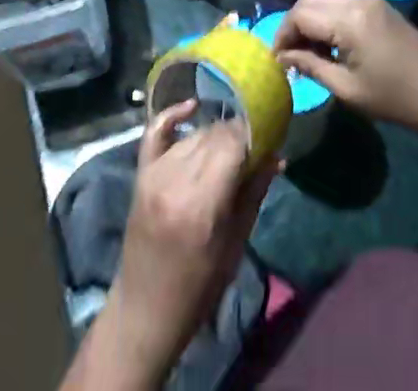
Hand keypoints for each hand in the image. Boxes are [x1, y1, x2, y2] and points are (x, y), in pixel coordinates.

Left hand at [107, 101, 277, 371]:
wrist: (146, 310)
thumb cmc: (200, 284)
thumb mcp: (236, 243)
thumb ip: (255, 192)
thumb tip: (276, 154)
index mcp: (202, 202)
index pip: (234, 144)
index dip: (256, 132)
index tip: (274, 130)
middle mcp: (175, 180)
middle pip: (215, 135)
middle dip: (241, 132)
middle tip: (259, 139)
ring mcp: (154, 175)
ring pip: (194, 135)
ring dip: (217, 133)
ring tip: (235, 142)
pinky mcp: (140, 176)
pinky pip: (155, 132)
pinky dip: (173, 116)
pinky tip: (192, 107)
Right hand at [273, 0, 417, 139]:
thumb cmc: (396, 98)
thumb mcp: (347, 88)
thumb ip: (310, 66)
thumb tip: (283, 57)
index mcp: (349, 18)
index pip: (299, 14)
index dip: (281, 36)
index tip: (277, 62)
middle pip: (310, 3)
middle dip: (294, 28)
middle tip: (289, 60)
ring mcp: (371, 0)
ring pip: (325, 3)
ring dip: (311, 25)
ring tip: (307, 58)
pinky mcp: (380, 7)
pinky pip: (342, 7)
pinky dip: (328, 23)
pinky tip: (330, 49)